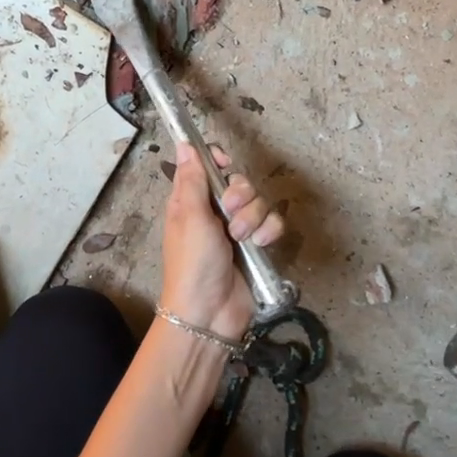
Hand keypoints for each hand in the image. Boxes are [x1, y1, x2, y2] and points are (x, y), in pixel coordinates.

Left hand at [160, 143, 284, 340]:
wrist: (209, 314)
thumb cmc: (192, 262)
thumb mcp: (189, 216)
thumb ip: (192, 179)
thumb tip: (184, 143)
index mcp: (192, 200)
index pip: (207, 165)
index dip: (218, 160)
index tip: (225, 166)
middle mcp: (215, 210)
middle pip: (239, 181)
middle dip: (241, 194)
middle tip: (231, 213)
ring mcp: (238, 229)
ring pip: (259, 202)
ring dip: (254, 217)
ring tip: (241, 238)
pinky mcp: (257, 247)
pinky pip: (273, 224)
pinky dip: (270, 232)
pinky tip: (260, 245)